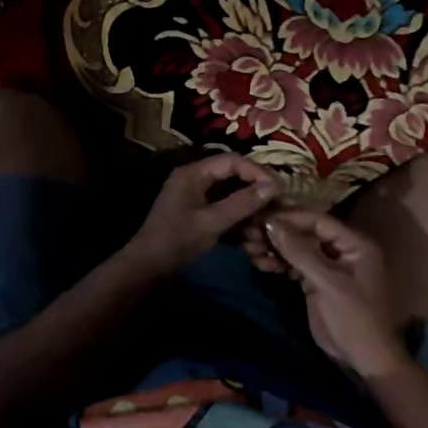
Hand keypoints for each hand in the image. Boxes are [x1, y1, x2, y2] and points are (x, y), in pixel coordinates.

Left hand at [122, 154, 279, 276]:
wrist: (149, 266)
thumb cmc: (177, 239)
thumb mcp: (212, 221)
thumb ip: (242, 203)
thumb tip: (273, 186)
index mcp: (193, 174)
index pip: (232, 161)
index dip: (257, 172)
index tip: (278, 189)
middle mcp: (194, 180)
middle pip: (233, 178)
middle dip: (255, 193)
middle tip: (277, 208)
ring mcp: (195, 198)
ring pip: (230, 197)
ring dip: (248, 211)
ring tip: (264, 227)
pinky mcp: (198, 215)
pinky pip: (223, 211)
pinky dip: (237, 222)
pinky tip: (251, 238)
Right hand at [244, 211, 404, 375]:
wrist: (363, 357)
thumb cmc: (354, 317)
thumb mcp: (327, 282)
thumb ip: (300, 251)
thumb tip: (271, 223)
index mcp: (354, 244)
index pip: (317, 220)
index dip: (288, 218)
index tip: (258, 219)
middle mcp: (341, 249)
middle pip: (304, 232)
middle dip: (276, 234)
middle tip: (248, 236)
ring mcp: (328, 265)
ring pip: (296, 248)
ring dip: (273, 248)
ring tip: (250, 251)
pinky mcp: (315, 281)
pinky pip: (293, 264)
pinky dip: (277, 263)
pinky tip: (261, 264)